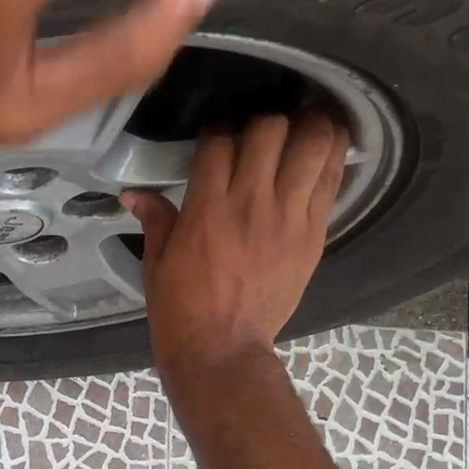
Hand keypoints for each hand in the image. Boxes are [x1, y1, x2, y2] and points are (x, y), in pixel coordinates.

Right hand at [122, 112, 348, 373]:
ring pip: (315, 140)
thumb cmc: (179, 309)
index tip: (215, 135)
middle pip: (269, 129)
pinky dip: (332, 153)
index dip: (217, 130)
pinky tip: (324, 148)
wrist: (220, 347)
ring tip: (302, 126)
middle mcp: (249, 203)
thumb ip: (155, 221)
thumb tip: (134, 193)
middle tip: (259, 131)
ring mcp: (288, 214)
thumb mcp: (156, 264)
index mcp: (205, 211)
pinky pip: (333, 175)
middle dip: (262, 121)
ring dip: (309, 125)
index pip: (218, 143)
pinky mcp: (315, 229)